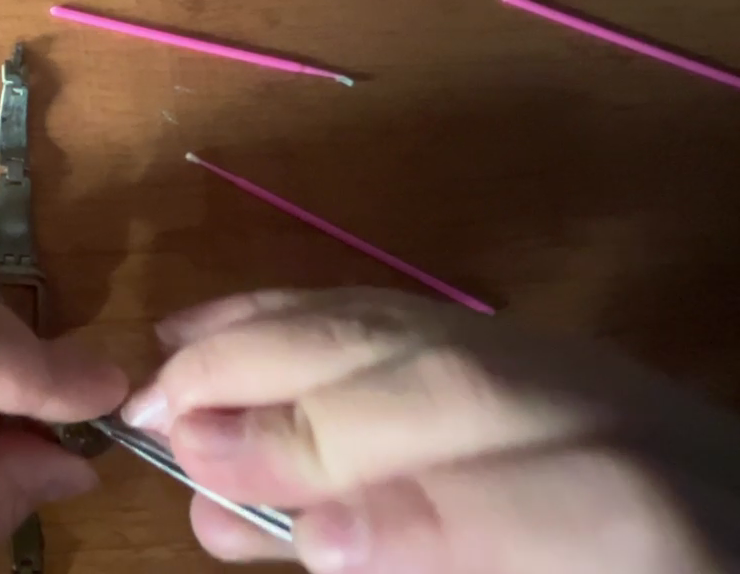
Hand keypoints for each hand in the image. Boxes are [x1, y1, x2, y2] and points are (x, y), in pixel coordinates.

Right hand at [119, 289, 739, 572]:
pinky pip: (348, 300)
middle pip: (455, 382)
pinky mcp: (471, 319)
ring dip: (249, 345)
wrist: (664, 527)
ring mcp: (540, 349)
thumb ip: (393, 556)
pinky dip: (252, 312)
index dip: (431, 518)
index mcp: (695, 524)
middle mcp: (614, 410)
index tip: (303, 542)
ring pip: (392, 322)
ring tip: (161, 384)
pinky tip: (186, 328)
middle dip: (294, 409)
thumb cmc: (579, 560)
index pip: (593, 506)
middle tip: (178, 436)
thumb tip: (221, 519)